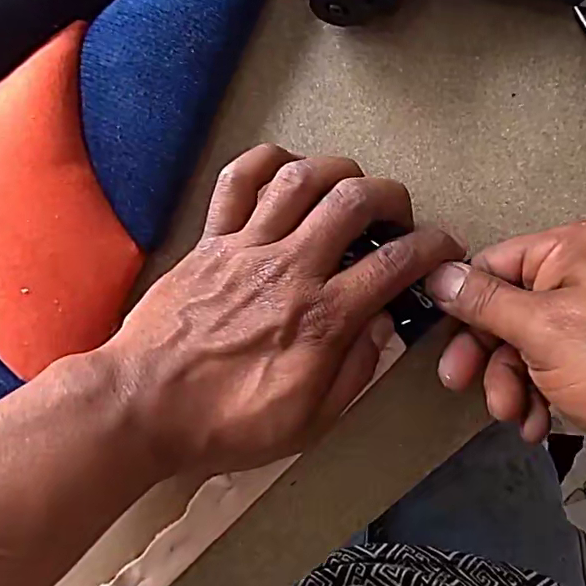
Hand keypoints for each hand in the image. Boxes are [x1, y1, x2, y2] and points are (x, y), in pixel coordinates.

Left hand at [102, 145, 463, 476]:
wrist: (141, 407)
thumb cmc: (226, 424)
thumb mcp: (309, 422)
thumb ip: (354, 371)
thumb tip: (381, 325)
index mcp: (323, 318)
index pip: (396, 263)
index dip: (433, 248)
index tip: (444, 248)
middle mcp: (290, 269)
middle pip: (355, 201)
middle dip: (393, 196)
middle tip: (397, 217)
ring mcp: (246, 248)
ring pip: (302, 178)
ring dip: (338, 171)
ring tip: (349, 190)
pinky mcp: (209, 241)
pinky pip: (238, 180)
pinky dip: (267, 161)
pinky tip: (287, 171)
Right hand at [423, 220, 585, 457]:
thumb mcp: (541, 331)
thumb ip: (484, 301)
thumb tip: (436, 272)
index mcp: (571, 248)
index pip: (492, 266)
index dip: (464, 311)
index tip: (448, 351)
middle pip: (508, 309)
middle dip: (491, 359)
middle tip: (465, 389)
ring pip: (530, 341)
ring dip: (514, 383)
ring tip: (517, 419)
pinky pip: (558, 358)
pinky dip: (543, 390)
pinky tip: (540, 423)